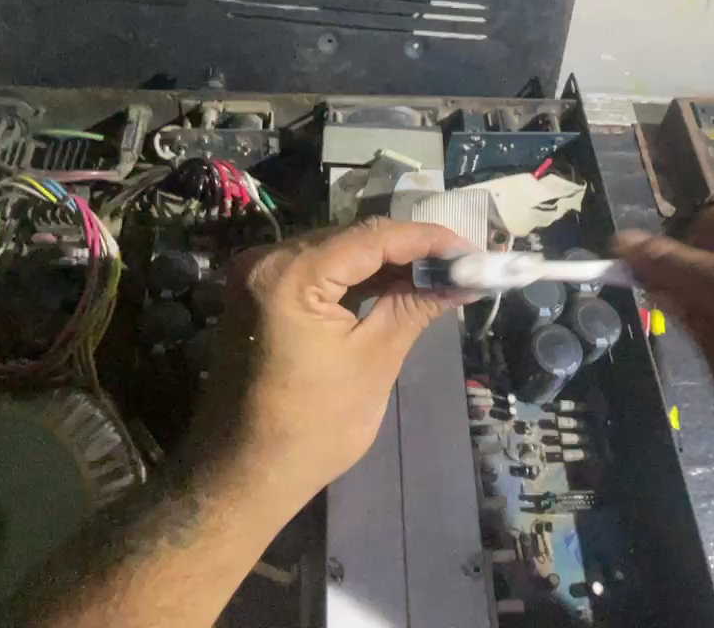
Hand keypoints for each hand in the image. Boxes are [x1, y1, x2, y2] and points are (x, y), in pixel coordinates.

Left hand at [209, 219, 469, 504]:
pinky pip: (319, 268)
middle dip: (410, 248)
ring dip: (386, 261)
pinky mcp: (260, 289)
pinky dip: (357, 275)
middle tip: (460, 262)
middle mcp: (267, 259)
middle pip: (353, 238)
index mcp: (290, 275)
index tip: (470, 250)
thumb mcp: (374, 361)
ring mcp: (258, 272)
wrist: (243, 475)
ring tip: (438, 271)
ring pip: (337, 250)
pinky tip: (396, 283)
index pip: (372, 238)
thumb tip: (463, 276)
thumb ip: (415, 305)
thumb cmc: (311, 429)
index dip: (427, 239)